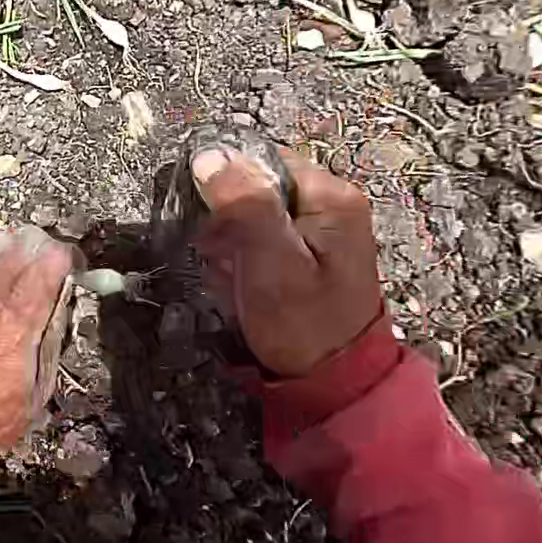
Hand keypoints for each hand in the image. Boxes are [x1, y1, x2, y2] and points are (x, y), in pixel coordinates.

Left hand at [0, 227, 75, 478]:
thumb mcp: (41, 388)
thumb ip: (55, 337)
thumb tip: (65, 301)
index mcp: (17, 321)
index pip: (52, 258)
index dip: (71, 257)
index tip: (77, 270)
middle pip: (26, 240)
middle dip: (48, 247)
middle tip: (55, 267)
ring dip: (19, 248)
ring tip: (27, 269)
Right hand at [191, 146, 383, 376]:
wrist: (332, 386)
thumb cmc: (304, 324)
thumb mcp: (270, 261)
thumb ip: (244, 204)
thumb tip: (210, 156)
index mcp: (330, 197)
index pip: (263, 162)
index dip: (229, 187)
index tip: (210, 221)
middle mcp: (329, 206)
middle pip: (258, 190)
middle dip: (231, 226)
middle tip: (225, 262)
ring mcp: (320, 233)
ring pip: (254, 219)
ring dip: (233, 248)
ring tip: (236, 282)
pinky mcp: (307, 256)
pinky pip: (262, 244)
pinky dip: (245, 264)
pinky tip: (243, 288)